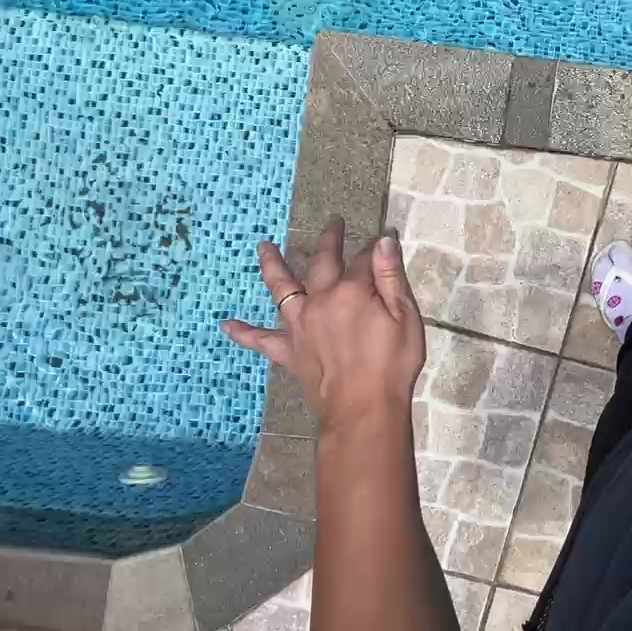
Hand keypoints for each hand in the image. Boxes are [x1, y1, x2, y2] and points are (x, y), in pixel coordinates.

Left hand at [222, 218, 425, 430]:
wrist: (363, 408)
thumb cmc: (393, 361)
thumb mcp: (405, 315)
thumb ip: (390, 276)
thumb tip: (383, 239)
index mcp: (351, 291)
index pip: (364, 260)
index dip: (376, 251)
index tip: (385, 241)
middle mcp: (320, 301)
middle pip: (323, 263)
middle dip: (329, 241)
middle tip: (333, 223)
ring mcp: (299, 326)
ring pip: (282, 289)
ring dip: (273, 266)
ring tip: (263, 247)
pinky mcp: (289, 351)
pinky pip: (261, 340)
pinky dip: (243, 332)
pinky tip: (227, 324)